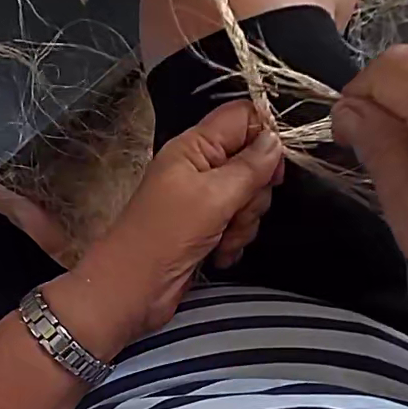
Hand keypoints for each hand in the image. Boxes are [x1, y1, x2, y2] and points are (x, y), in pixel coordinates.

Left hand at [44, 100, 283, 354]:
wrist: (132, 290)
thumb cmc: (164, 237)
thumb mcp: (213, 196)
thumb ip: (249, 166)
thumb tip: (275, 140)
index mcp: (193, 147)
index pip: (242, 117)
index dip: (265, 137)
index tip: (273, 171)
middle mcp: (198, 168)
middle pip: (252, 162)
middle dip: (254, 194)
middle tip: (236, 213)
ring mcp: (202, 200)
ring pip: (249, 197)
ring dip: (244, 223)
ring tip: (223, 240)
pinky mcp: (205, 229)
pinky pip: (238, 224)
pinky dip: (234, 241)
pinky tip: (219, 255)